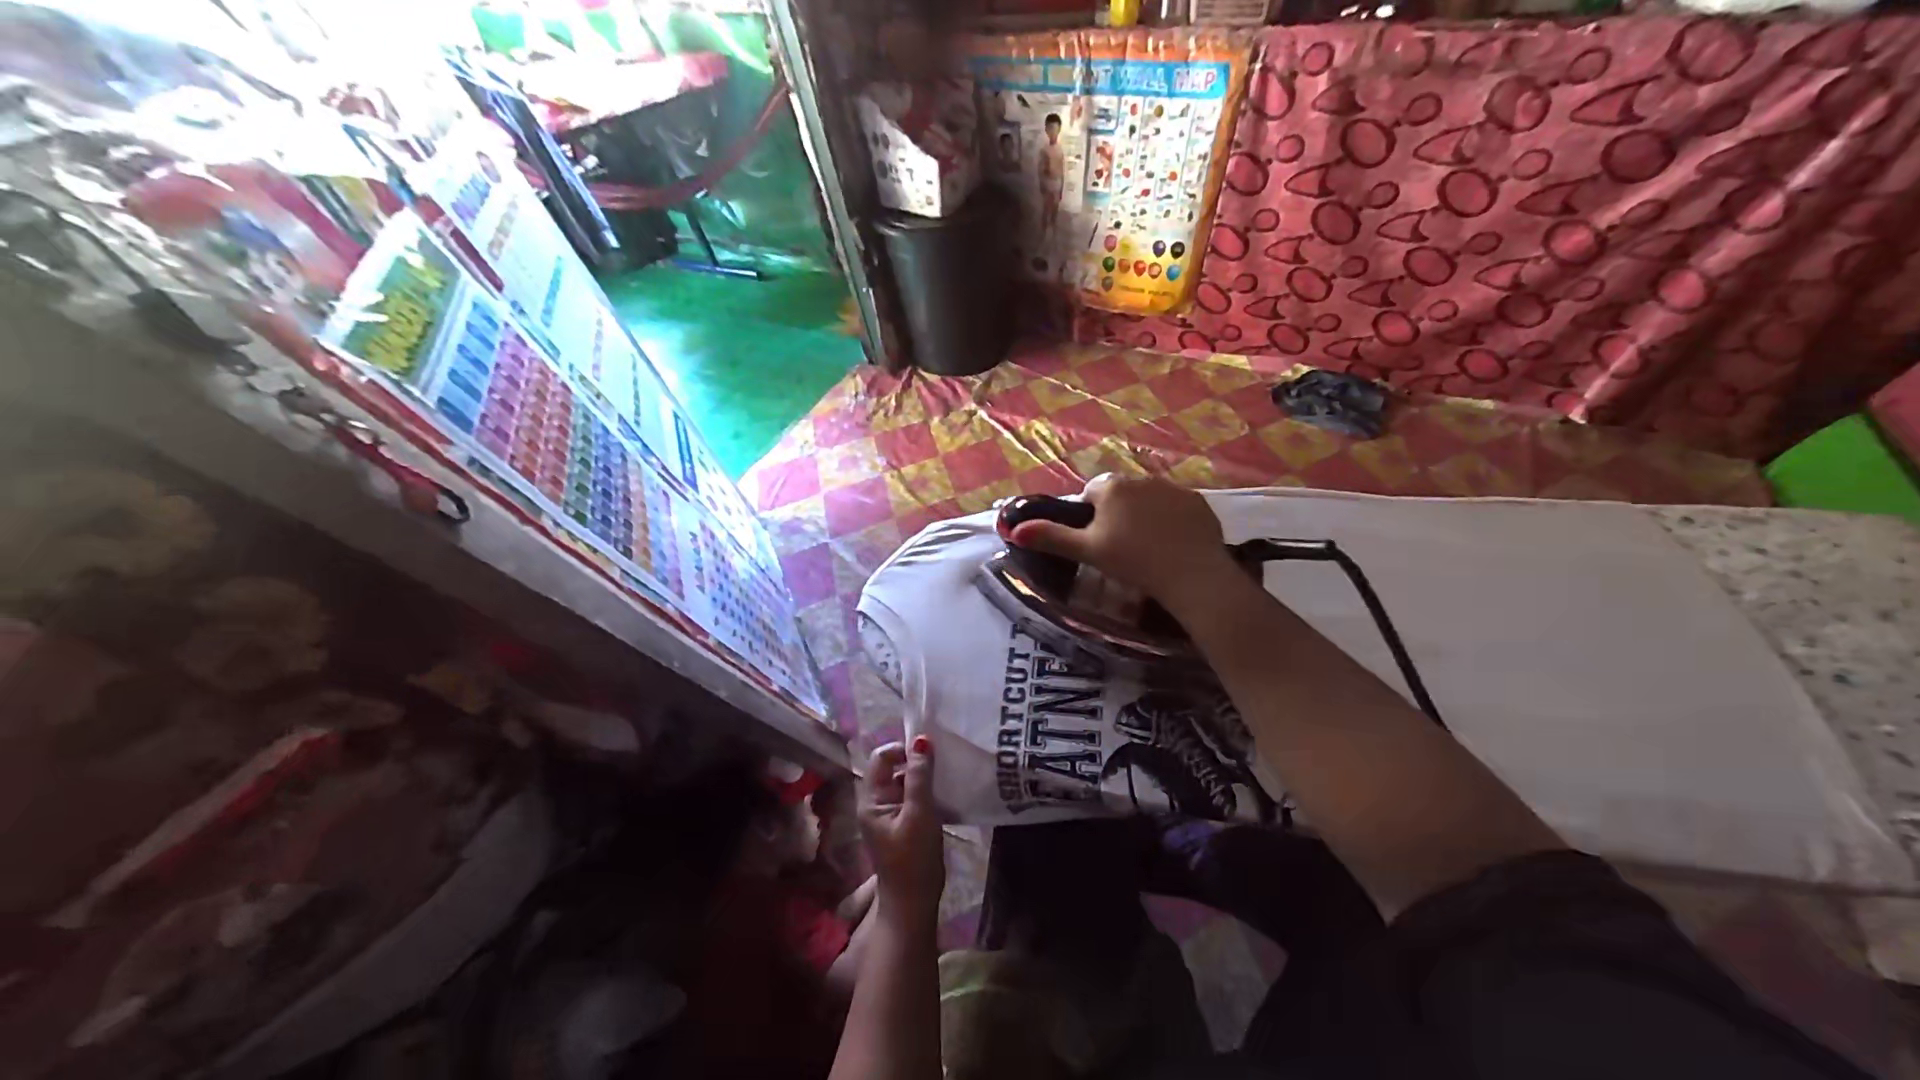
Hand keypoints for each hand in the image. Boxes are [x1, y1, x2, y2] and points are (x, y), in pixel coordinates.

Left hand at [859, 738, 943, 925]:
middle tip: (944, 762)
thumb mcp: (919, 814)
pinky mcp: (905, 824)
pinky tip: (946, 793)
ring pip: (906, 782)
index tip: (930, 751)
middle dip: (917, 762)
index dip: (903, 749)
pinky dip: (928, 792)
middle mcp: (877, 803)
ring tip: (948, 775)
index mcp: (872, 800)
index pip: (881, 758)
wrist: (915, 903)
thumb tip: (921, 740)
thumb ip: (920, 776)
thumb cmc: (914, 859)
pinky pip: (914, 798)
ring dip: (924, 778)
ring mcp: (890, 814)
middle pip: (894, 768)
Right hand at [1008, 475, 1238, 604]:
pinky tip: (1172, 545)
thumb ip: (1051, 537)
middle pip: (1120, 493)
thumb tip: (1013, 529)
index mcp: (1111, 487)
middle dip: (1116, 513)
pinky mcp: (1198, 502)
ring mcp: (1174, 488)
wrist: (1192, 575)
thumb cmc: (1132, 562)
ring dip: (1143, 514)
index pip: (1090, 493)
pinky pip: (1176, 507)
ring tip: (1147, 547)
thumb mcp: (1087, 551)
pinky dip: (1171, 520)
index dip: (1088, 516)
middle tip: (1119, 547)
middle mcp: (1141, 478)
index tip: (1095, 541)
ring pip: (1148, 499)